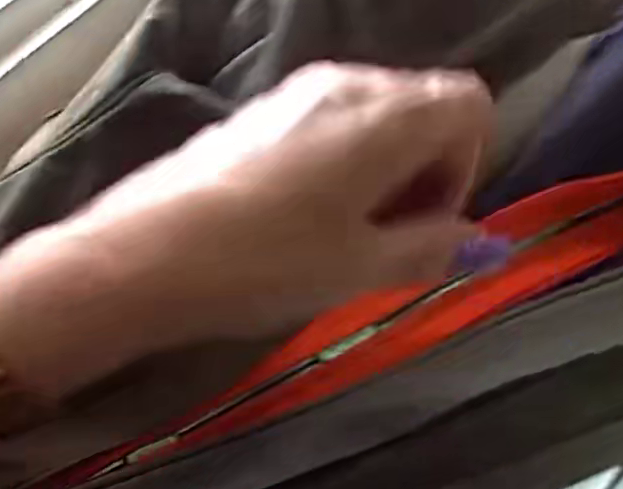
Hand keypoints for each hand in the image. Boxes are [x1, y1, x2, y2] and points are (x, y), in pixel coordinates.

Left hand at [0, 62, 492, 398]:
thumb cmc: (261, 266)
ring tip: (327, 244)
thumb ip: (425, 252)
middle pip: (417, 111)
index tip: (424, 235)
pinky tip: (284, 226)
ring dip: (368, 180)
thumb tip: (478, 246)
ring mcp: (286, 98)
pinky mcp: (242, 122)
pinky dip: (323, 174)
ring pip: (360, 125)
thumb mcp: (354, 270)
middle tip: (378, 248)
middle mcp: (343, 84)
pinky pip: (310, 135)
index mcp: (387, 112)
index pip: (471, 108)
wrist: (144, 257)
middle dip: (417, 178)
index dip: (464, 174)